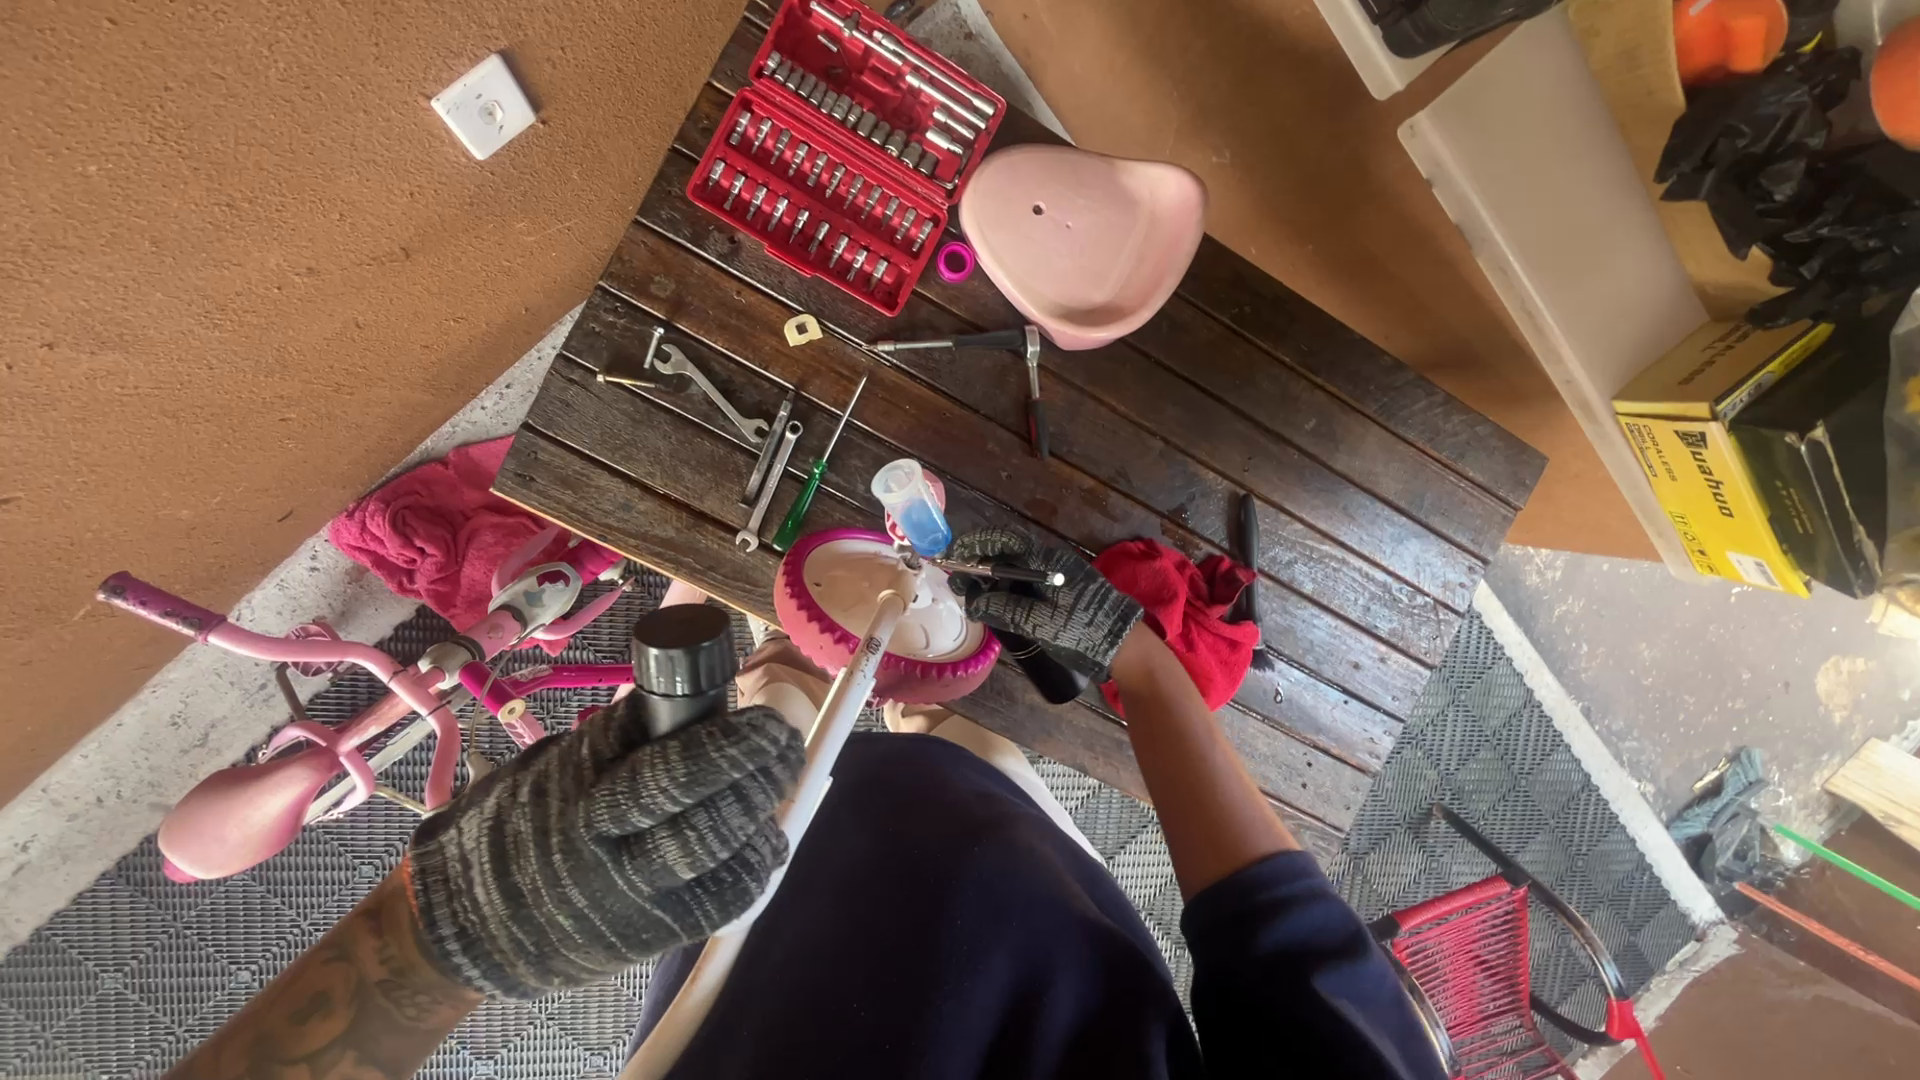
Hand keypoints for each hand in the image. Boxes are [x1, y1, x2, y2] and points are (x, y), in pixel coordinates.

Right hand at [404, 697, 804, 998]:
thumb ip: (628, 733)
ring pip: (729, 856)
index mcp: (584, 796)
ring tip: (773, 780)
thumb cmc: (526, 820)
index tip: (762, 719)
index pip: (671, 769)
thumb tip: (703, 698)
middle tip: (782, 743)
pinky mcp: (660, 934)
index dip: (729, 743)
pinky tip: (760, 833)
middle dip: (760, 773)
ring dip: (764, 811)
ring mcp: (639, 900)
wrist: (473, 922)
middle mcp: (613, 852)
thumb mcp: (563, 761)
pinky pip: (732, 894)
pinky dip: (757, 857)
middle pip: (711, 817)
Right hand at [946, 528, 1142, 678]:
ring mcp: (1058, 576)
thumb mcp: (1039, 623)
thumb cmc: (1083, 630)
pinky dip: (1008, 590)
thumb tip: (973, 603)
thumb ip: (1004, 609)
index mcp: (1046, 561)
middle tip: (958, 584)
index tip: (954, 558)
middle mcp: (1051, 562)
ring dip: (993, 580)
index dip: (975, 545)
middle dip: (980, 566)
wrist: (1125, 647)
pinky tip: (998, 606)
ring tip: (973, 598)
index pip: (1004, 540)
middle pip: (1007, 554)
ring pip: (1017, 569)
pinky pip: (1028, 583)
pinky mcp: (1062, 592)